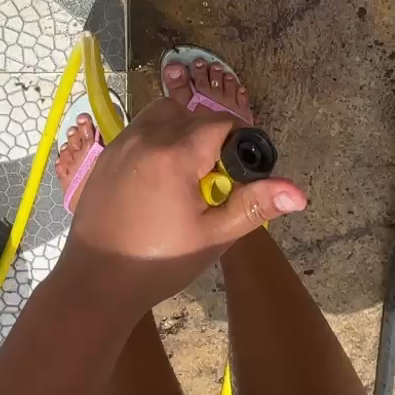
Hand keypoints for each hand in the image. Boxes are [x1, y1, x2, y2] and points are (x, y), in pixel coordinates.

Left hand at [58, 98, 305, 312]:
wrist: (96, 280)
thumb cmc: (160, 261)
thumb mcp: (213, 236)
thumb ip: (254, 205)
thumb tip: (298, 192)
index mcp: (176, 152)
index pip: (219, 121)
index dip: (238, 136)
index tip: (242, 165)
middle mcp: (147, 135)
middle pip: (191, 114)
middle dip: (211, 134)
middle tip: (216, 174)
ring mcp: (122, 142)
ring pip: (162, 113)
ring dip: (181, 129)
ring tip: (188, 170)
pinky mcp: (106, 155)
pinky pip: (139, 129)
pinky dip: (156, 138)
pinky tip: (159, 176)